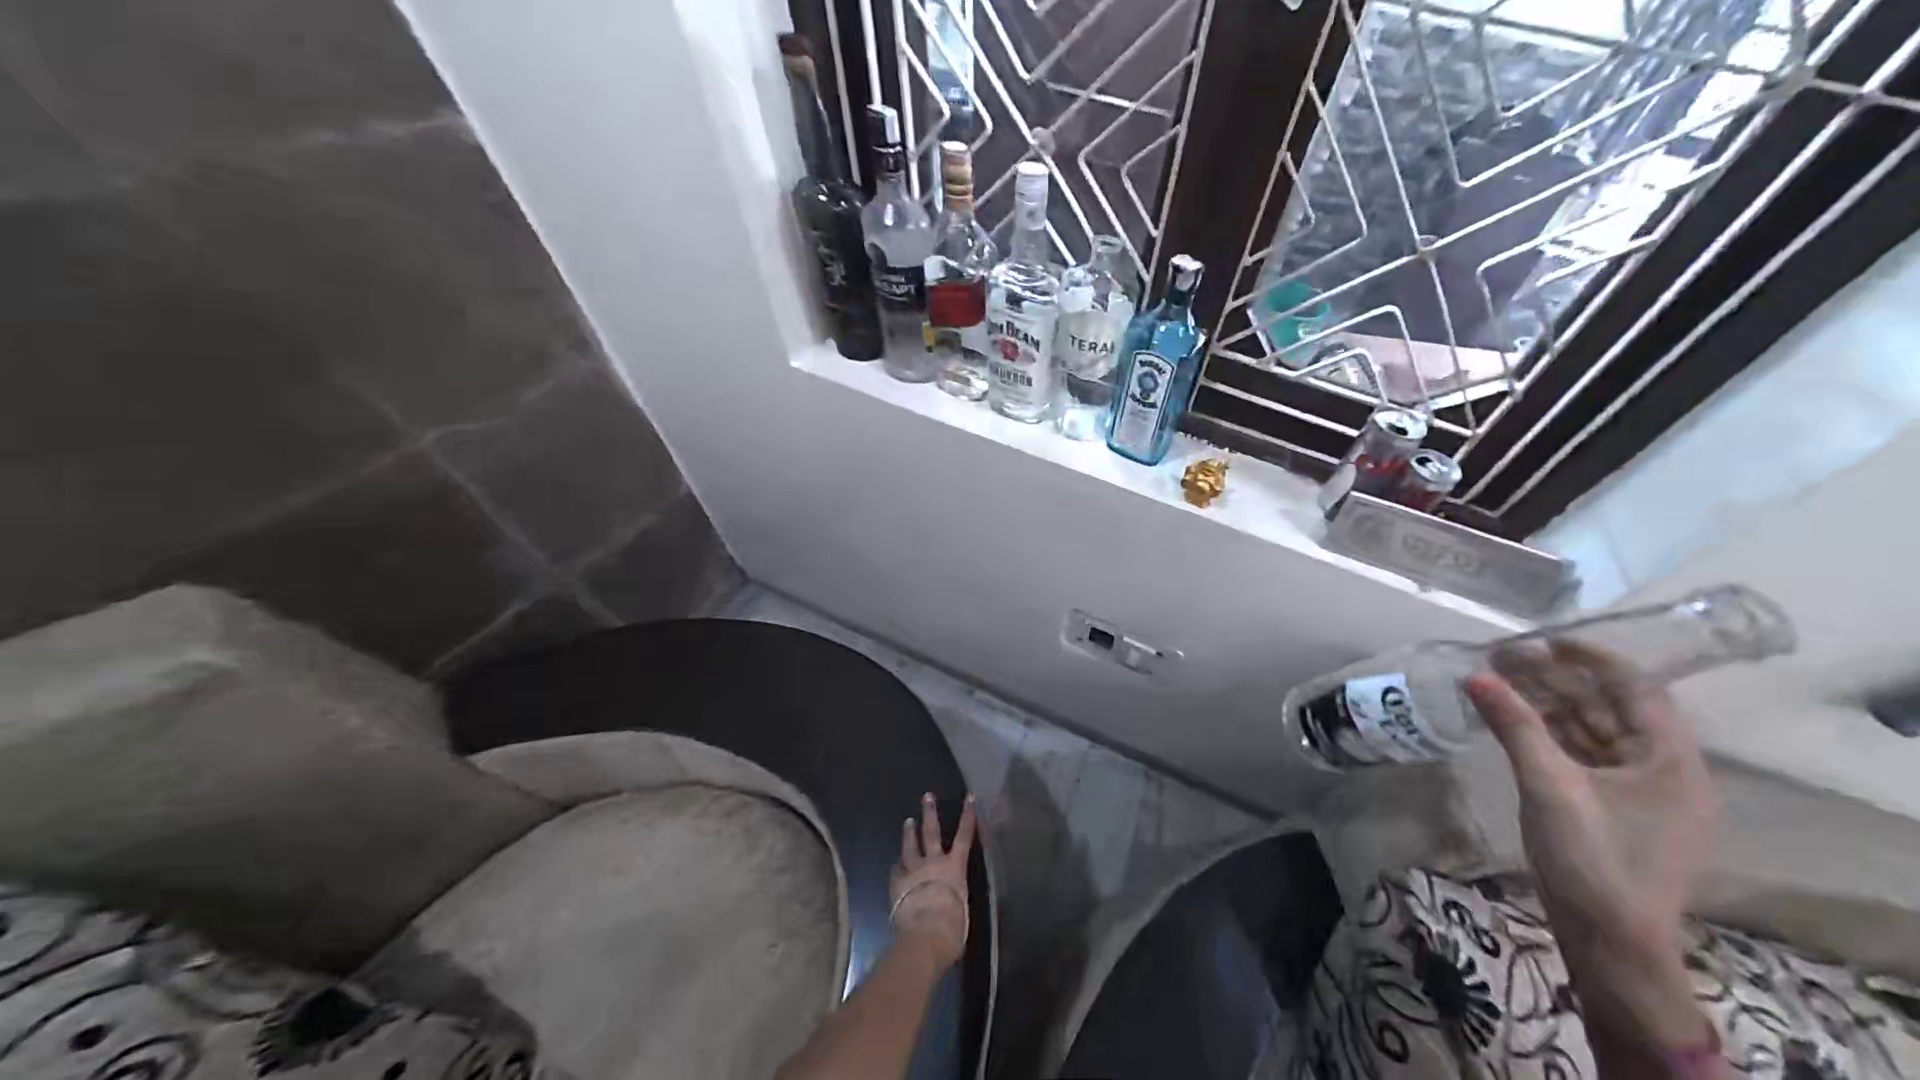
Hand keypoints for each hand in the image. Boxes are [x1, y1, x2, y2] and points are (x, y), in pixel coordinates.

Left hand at [891, 792, 976, 970]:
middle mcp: (933, 863)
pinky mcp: (896, 883)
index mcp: (954, 868)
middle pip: (931, 832)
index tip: (969, 797)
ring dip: (909, 833)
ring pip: (910, 847)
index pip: (965, 836)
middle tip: (926, 796)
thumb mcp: (962, 909)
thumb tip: (951, 898)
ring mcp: (912, 871)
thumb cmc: (952, 927)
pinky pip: (896, 870)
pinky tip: (895, 864)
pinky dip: (897, 866)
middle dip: (930, 813)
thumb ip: (955, 897)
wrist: (925, 935)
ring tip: (907, 821)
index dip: (968, 816)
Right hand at [1467, 643, 1720, 1056]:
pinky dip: (1551, 735)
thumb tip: (1477, 675)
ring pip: (1595, 733)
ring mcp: (1643, 794)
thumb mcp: (1550, 786)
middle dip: (1559, 681)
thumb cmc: (1592, 858)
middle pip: (1612, 710)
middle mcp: (1667, 772)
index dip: (1592, 660)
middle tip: (1504, 659)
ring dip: (1550, 706)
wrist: (1609, 940)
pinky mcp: (1618, 810)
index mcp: (1672, 763)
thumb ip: (1515, 726)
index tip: (1544, 641)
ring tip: (1501, 683)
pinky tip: (1514, 722)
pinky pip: (1585, 757)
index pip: (1638, 691)